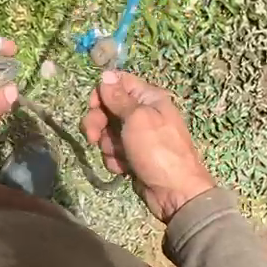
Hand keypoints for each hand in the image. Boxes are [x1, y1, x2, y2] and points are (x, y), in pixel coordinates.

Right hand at [84, 70, 218, 222]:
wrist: (175, 193)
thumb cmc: (158, 150)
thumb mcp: (137, 119)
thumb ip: (119, 98)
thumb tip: (106, 74)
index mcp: (149, 98)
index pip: (118, 83)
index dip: (102, 93)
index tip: (93, 106)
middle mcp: (143, 113)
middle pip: (107, 108)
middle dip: (97, 123)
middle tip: (91, 137)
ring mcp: (138, 136)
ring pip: (107, 132)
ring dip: (107, 145)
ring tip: (119, 157)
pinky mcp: (133, 156)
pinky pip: (113, 151)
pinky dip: (114, 160)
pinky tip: (123, 168)